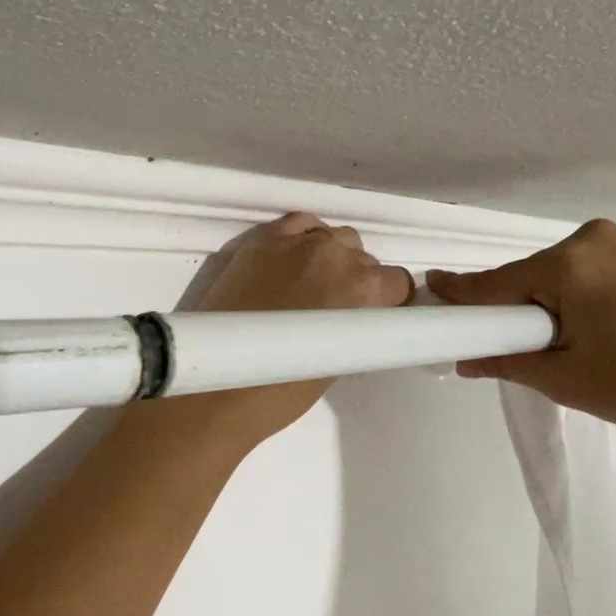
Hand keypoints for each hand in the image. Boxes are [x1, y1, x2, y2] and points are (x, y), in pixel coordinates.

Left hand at [140, 212, 413, 451]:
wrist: (218, 390)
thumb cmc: (284, 391)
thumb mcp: (340, 359)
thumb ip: (357, 325)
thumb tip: (356, 313)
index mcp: (365, 290)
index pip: (397, 280)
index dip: (388, 299)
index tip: (374, 314)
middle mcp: (336, 256)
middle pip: (363, 256)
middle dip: (357, 278)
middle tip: (335, 305)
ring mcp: (296, 244)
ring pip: (332, 236)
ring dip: (331, 256)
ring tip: (311, 283)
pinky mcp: (262, 241)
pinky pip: (299, 223)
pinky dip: (303, 237)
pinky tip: (294, 259)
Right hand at [427, 219, 615, 448]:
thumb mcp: (566, 380)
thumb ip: (506, 360)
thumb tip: (463, 357)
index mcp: (570, 262)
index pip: (495, 284)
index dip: (458, 300)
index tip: (422, 301)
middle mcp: (589, 237)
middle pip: (523, 280)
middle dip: (511, 316)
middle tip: (508, 357)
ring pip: (551, 280)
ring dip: (542, 311)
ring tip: (561, 355)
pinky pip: (579, 277)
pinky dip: (568, 303)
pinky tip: (584, 336)